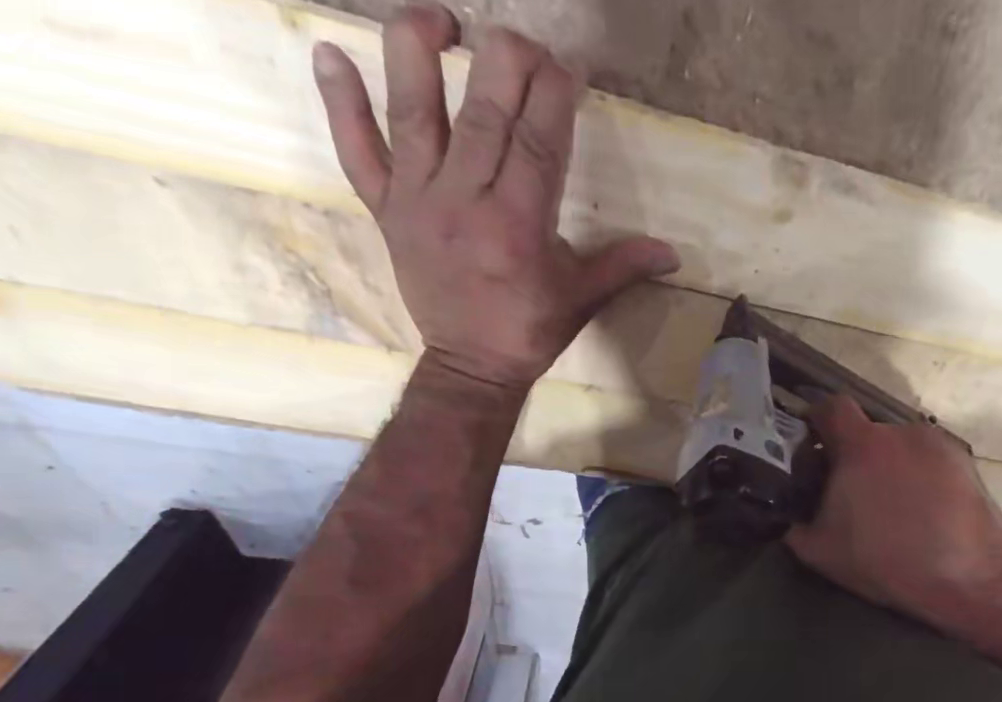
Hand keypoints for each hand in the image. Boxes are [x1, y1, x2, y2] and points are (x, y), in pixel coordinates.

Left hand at [313, 6, 679, 392]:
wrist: (470, 368)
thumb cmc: (530, 330)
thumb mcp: (582, 299)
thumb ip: (624, 265)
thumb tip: (675, 254)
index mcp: (518, 224)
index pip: (538, 136)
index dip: (556, 90)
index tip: (570, 67)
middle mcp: (465, 202)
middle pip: (484, 109)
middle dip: (508, 60)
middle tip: (525, 47)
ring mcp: (418, 202)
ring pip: (413, 111)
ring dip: (421, 50)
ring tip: (440, 18)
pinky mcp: (386, 211)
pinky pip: (356, 153)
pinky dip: (340, 105)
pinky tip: (326, 53)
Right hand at [784, 397, 1001, 634]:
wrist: (968, 578)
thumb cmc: (886, 561)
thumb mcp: (820, 552)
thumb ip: (795, 524)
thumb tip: (786, 515)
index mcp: (861, 446)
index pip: (831, 406)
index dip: (817, 419)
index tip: (812, 443)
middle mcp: (900, 432)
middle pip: (866, 430)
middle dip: (854, 453)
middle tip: (850, 489)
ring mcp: (937, 444)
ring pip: (899, 445)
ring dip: (888, 464)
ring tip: (891, 503)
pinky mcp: (965, 461)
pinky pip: (928, 458)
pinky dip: (918, 474)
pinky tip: (921, 509)